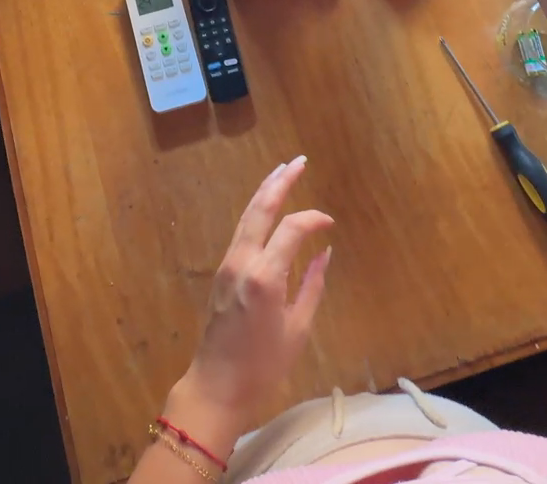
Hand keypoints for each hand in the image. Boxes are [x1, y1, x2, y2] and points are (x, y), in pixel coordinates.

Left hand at [165, 156, 332, 449]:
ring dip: (265, 190)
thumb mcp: (298, 329)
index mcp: (265, 277)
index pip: (292, 229)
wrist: (216, 385)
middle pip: (261, 208)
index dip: (313, 219)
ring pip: (247, 215)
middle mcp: (242, 260)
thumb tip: (325, 252)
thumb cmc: (263, 365)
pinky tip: (266, 204)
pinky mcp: (221, 270)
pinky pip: (241, 230)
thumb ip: (313, 285)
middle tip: (298, 161)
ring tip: (282, 171)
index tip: (330, 223)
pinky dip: (256, 211)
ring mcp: (227, 263)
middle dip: (280, 181)